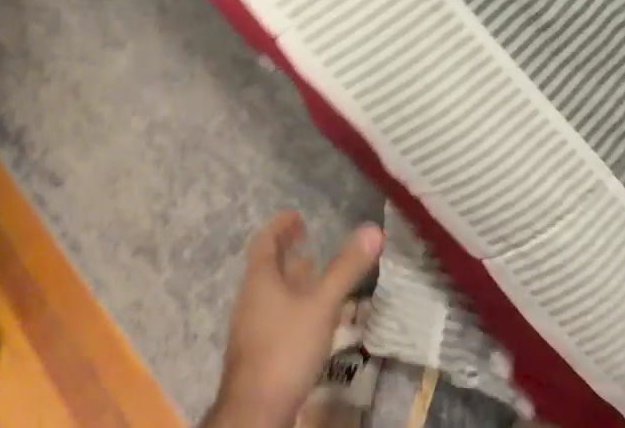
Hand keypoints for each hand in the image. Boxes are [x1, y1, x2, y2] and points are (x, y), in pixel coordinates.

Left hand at [202, 212, 384, 427]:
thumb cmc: (285, 348)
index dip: (280, 226)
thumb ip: (346, 268)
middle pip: (267, 267)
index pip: (265, 242)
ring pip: (271, 293)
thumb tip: (373, 229)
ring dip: (290, 279)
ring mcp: (252, 329)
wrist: (255, 412)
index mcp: (260, 281)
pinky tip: (311, 317)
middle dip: (287, 252)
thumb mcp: (322, 305)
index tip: (297, 216)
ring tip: (313, 272)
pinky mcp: (259, 353)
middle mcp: (251, 300)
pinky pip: (275, 316)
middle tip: (307, 239)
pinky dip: (292, 305)